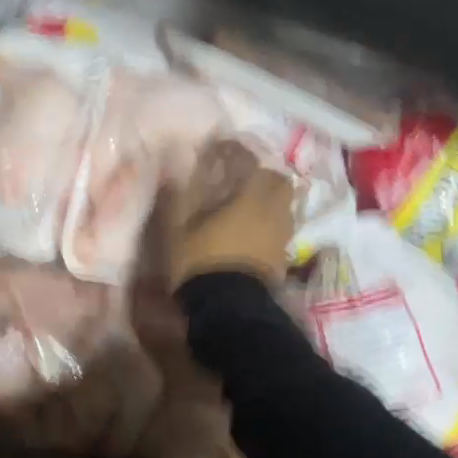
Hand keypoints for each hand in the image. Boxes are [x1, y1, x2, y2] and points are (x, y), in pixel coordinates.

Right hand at [153, 153, 297, 287]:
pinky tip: (251, 232)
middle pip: (277, 180)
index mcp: (250, 196)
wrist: (227, 307)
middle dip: (261, 175)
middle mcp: (274, 209)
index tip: (220, 150)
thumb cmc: (200, 262)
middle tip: (240, 181)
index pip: (249, 161)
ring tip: (247, 207)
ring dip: (268, 199)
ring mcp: (282, 233)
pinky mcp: (283, 255)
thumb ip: (178, 197)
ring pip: (284, 204)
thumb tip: (173, 169)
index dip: (235, 151)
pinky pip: (281, 228)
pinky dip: (269, 223)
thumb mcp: (178, 229)